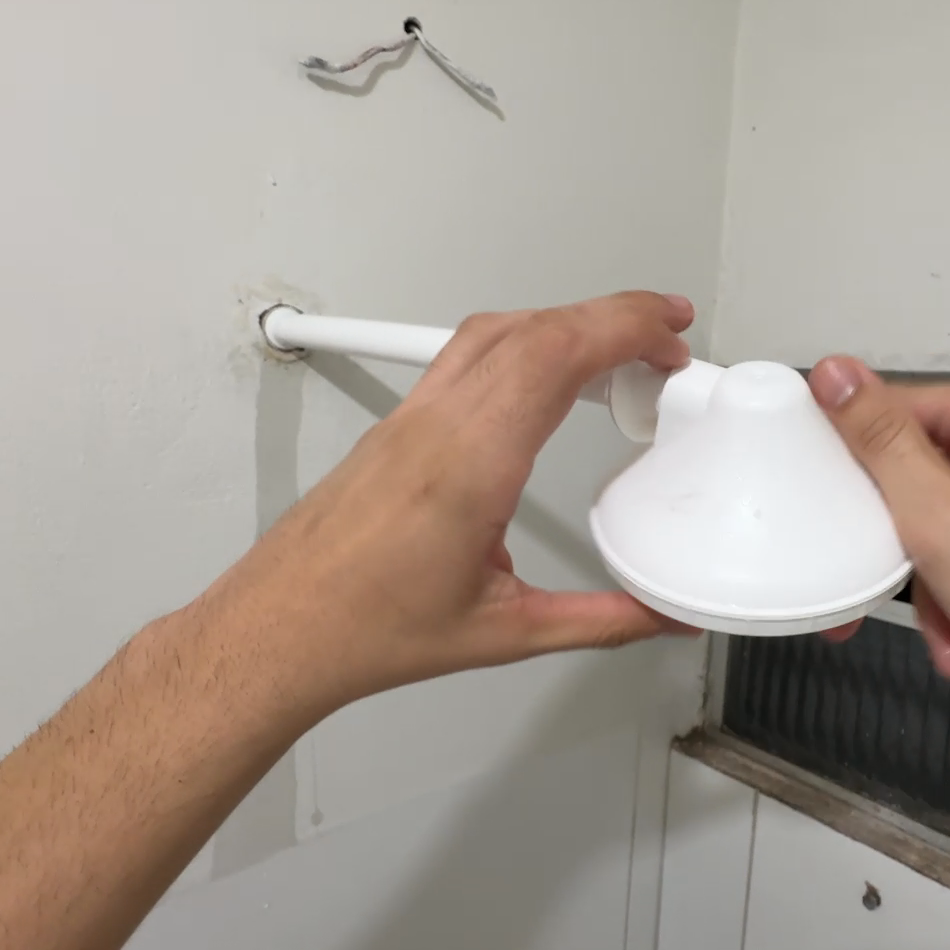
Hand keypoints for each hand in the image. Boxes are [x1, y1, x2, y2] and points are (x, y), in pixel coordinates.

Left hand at [191, 291, 696, 717]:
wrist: (283, 627)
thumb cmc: (366, 627)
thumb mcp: (508, 633)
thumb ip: (602, 621)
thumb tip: (660, 614)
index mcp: (468, 468)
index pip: (553, 356)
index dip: (622, 326)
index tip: (666, 329)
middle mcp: (437, 426)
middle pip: (534, 328)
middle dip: (612, 316)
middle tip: (662, 336)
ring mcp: (414, 417)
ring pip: (497, 330)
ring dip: (565, 321)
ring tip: (615, 345)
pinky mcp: (400, 422)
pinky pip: (467, 351)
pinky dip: (526, 338)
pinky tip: (547, 367)